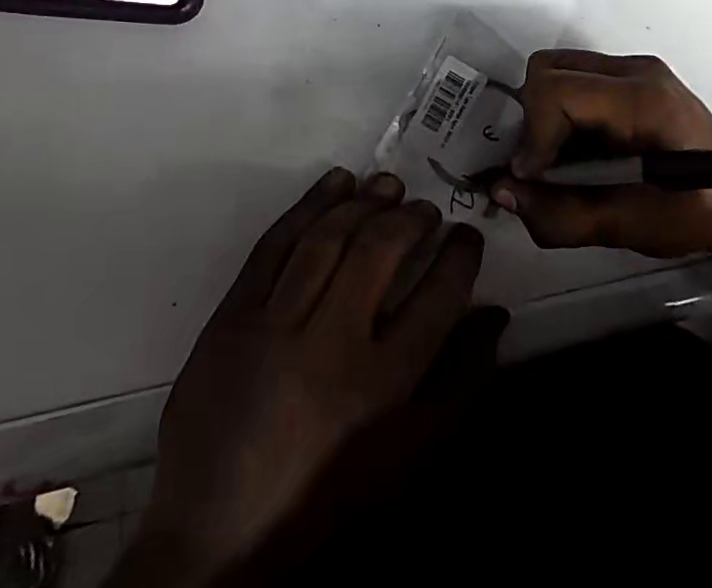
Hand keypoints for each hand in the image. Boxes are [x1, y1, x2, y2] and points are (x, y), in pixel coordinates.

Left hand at [123, 169, 491, 584]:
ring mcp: (273, 326)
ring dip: (362, 202)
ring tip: (388, 185)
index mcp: (382, 385)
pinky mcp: (230, 317)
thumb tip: (493, 314)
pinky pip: (272, 246)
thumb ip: (458, 382)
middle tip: (425, 209)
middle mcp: (330, 345)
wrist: (217, 529)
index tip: (467, 236)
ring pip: (326, 239)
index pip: (438, 298)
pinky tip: (334, 183)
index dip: (460, 256)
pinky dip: (306, 206)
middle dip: (411, 219)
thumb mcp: (408, 453)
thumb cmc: (328, 493)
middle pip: (379, 252)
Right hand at [491, 50, 711, 257]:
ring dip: (542, 116)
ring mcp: (635, 70)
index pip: (556, 92)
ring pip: (556, 71)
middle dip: (530, 120)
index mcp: (644, 101)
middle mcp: (636, 70)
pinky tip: (577, 152)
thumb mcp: (631, 227)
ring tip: (557, 162)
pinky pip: (573, 81)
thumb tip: (500, 190)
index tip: (533, 178)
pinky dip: (558, 114)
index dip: (531, 136)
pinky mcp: (631, 80)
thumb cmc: (698, 215)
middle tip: (541, 168)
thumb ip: (562, 215)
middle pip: (547, 70)